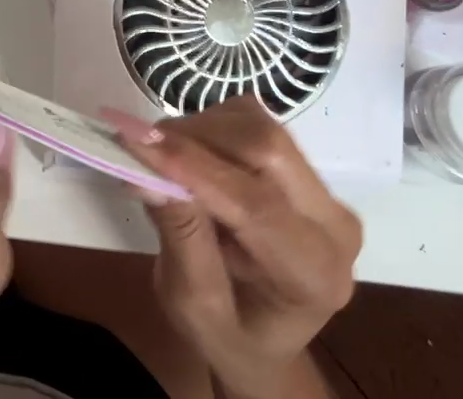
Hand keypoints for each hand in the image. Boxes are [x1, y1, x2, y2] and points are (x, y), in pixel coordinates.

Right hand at [104, 96, 361, 398]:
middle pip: (266, 148)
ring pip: (257, 127)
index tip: (129, 138)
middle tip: (139, 146)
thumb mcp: (191, 302)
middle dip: (193, 137)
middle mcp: (333, 227)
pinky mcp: (305, 171)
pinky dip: (210, 126)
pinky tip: (192, 156)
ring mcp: (324, 194)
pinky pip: (254, 123)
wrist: (261, 338)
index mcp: (313, 274)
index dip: (190, 163)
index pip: (255, 203)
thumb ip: (179, 236)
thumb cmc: (225, 331)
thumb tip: (144, 172)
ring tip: (163, 157)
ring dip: (199, 130)